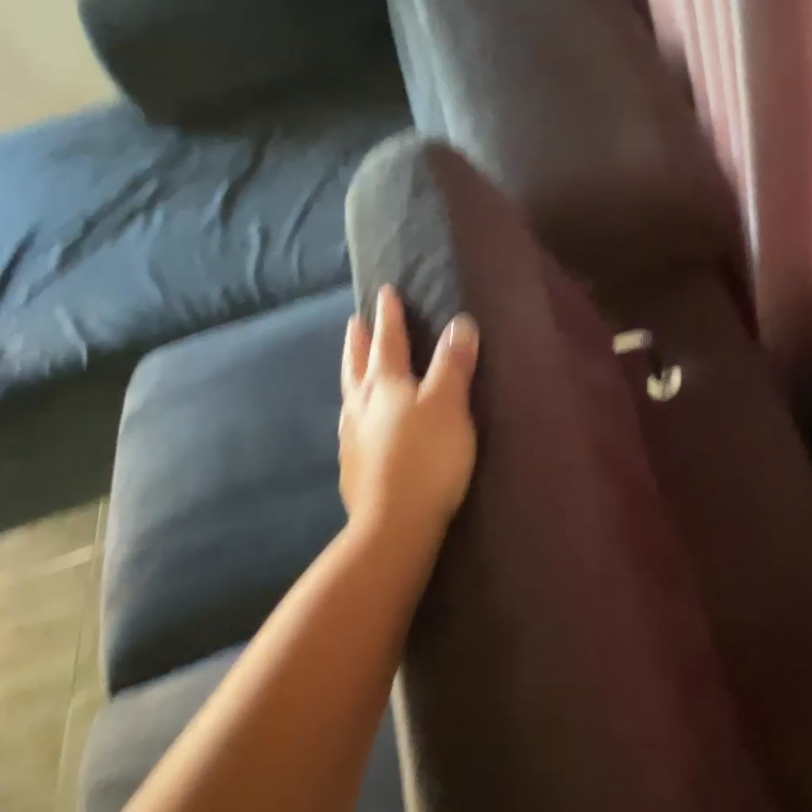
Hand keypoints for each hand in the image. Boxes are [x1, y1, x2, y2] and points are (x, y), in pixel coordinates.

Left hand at [340, 285, 478, 548]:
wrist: (394, 519)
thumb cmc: (428, 457)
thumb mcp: (450, 405)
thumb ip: (454, 364)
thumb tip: (460, 322)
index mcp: (386, 384)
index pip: (389, 340)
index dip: (390, 316)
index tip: (386, 291)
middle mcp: (362, 402)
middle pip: (359, 362)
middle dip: (360, 340)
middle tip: (357, 321)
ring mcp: (352, 434)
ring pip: (351, 392)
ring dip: (353, 371)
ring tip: (354, 362)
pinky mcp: (353, 463)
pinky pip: (352, 421)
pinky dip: (355, 407)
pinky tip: (358, 418)